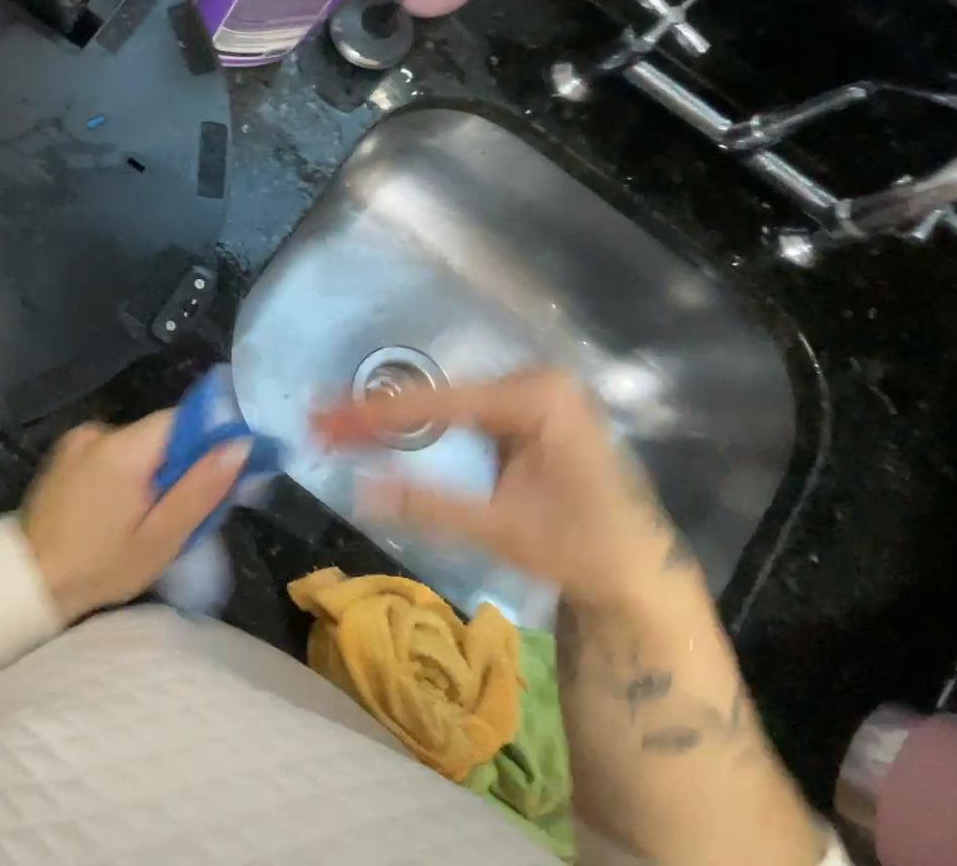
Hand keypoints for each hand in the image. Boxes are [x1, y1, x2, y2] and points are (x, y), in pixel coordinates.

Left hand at [20, 411, 248, 621]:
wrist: (31, 579)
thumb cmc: (101, 566)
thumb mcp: (161, 537)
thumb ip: (201, 488)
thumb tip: (238, 444)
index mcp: (123, 447)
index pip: (181, 420)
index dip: (207, 441)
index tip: (219, 474)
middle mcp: (98, 431)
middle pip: (158, 434)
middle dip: (178, 465)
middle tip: (182, 511)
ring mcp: (76, 440)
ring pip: (135, 445)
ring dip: (151, 472)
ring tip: (148, 517)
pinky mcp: (64, 454)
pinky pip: (110, 454)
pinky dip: (124, 474)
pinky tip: (119, 510)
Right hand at [314, 369, 691, 607]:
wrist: (638, 574)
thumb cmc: (581, 550)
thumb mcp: (499, 528)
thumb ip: (427, 503)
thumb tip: (356, 489)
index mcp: (540, 397)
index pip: (439, 402)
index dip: (375, 415)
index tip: (324, 422)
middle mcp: (535, 382)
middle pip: (434, 396)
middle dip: (371, 413)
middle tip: (318, 425)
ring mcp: (530, 395)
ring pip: (440, 403)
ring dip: (385, 418)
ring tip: (334, 427)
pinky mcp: (522, 414)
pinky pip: (454, 414)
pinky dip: (412, 426)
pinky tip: (374, 432)